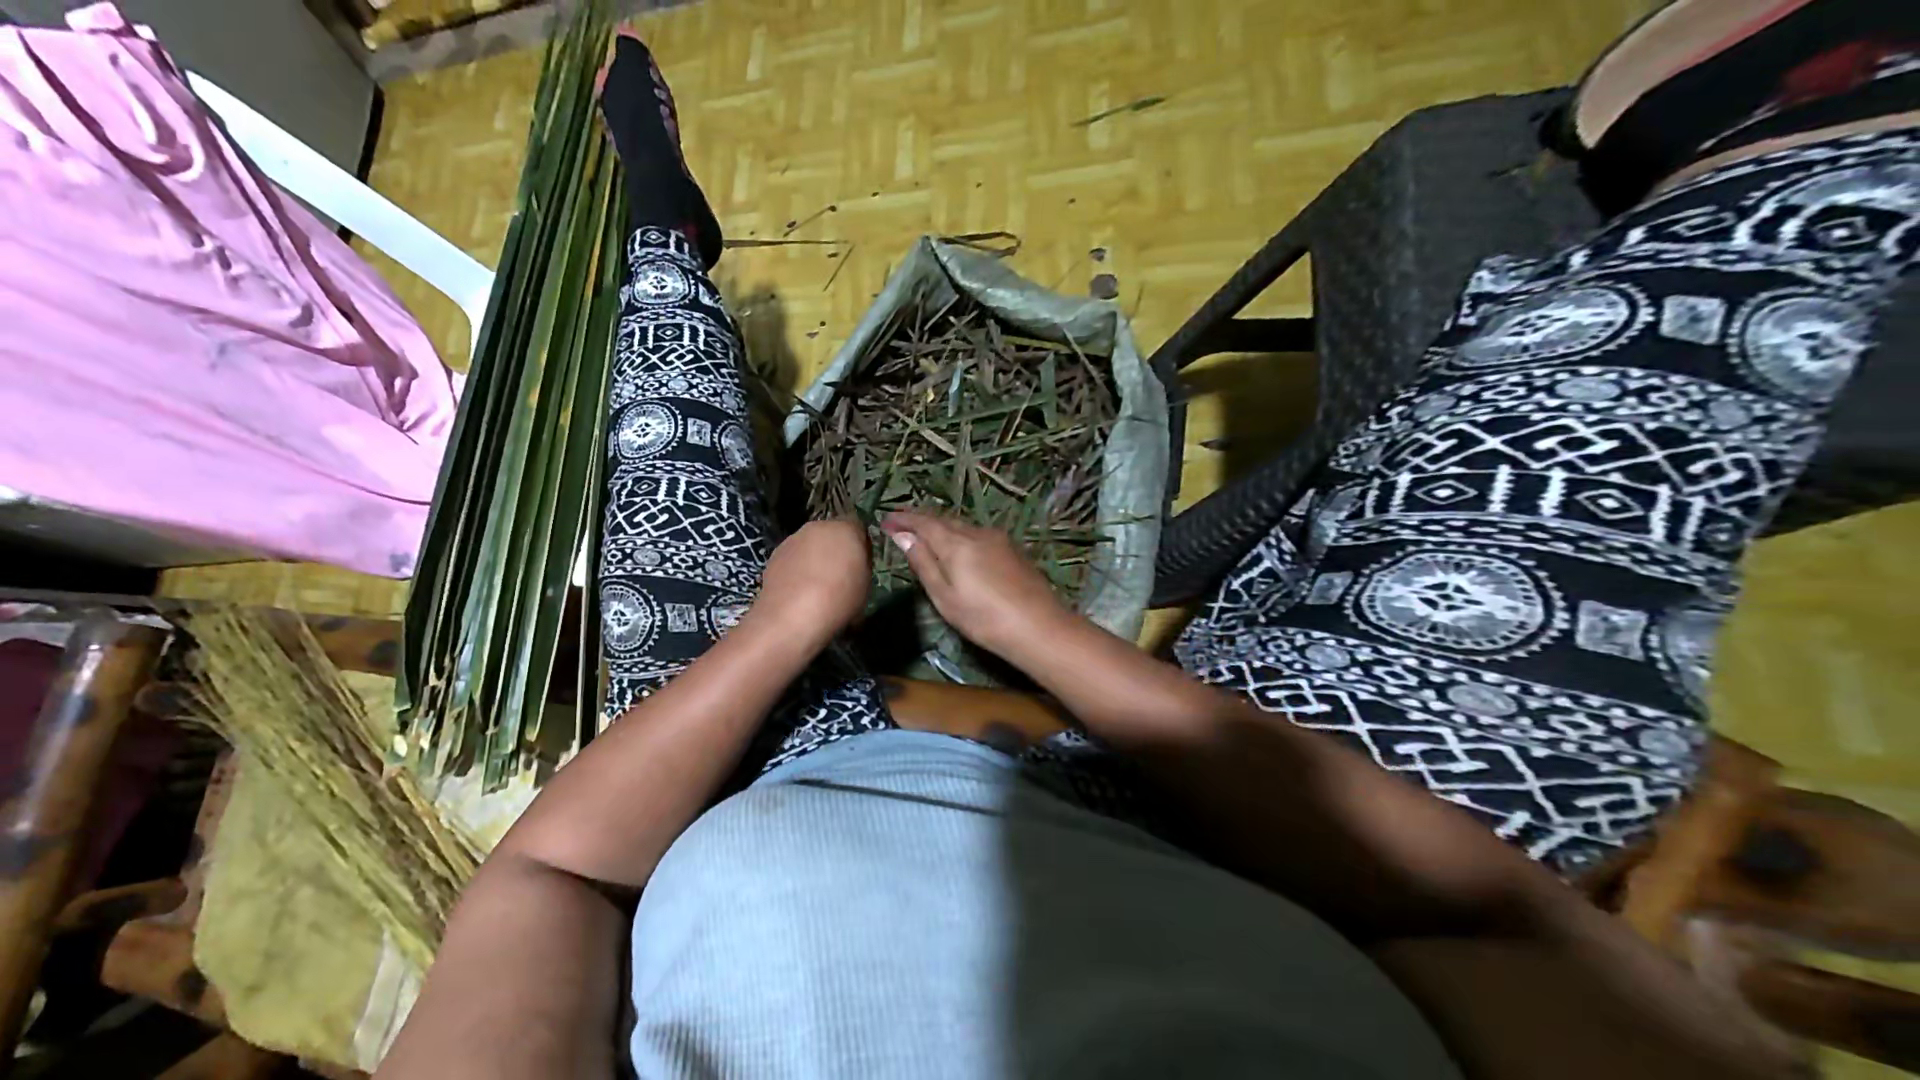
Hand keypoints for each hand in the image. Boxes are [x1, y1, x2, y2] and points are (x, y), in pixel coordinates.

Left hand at [755, 519, 870, 642]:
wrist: (792, 616)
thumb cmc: (839, 599)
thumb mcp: (866, 585)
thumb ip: (861, 566)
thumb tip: (853, 564)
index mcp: (846, 529)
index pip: (858, 529)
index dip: (860, 547)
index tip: (860, 567)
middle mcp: (818, 527)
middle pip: (832, 534)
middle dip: (835, 550)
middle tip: (839, 577)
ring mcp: (793, 539)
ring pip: (810, 546)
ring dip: (814, 559)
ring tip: (816, 588)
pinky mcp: (774, 555)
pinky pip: (793, 558)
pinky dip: (797, 569)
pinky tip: (798, 592)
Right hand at [880, 510, 1074, 655]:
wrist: (1038, 627)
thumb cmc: (983, 618)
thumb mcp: (944, 596)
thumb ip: (923, 563)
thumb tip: (903, 536)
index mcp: (956, 542)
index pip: (923, 522)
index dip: (903, 520)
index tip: (885, 521)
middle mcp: (977, 532)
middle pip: (944, 520)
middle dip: (921, 521)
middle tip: (901, 526)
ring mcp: (998, 539)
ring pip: (962, 526)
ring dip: (941, 528)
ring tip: (925, 536)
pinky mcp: (1012, 550)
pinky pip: (977, 535)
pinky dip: (960, 536)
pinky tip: (958, 548)